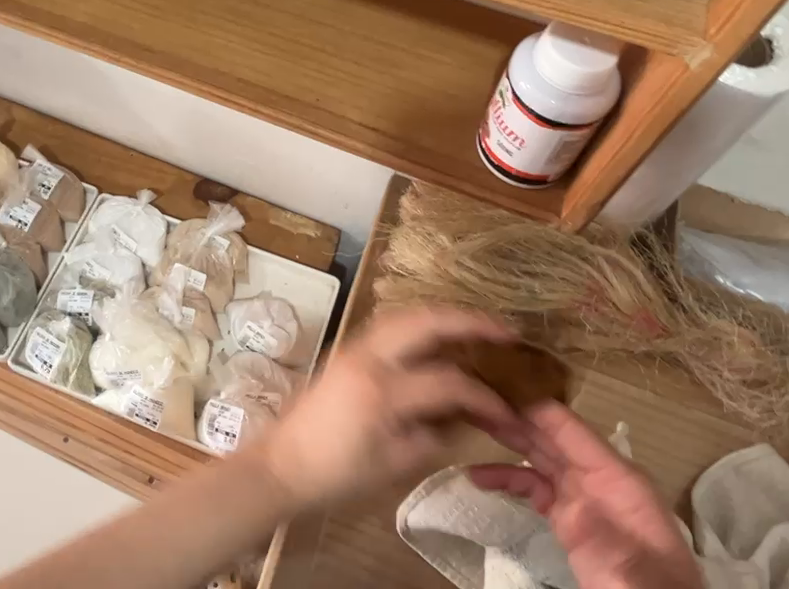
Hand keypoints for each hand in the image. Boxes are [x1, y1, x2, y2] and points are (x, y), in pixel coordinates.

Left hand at [259, 307, 519, 507]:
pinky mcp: (347, 348)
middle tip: (503, 330)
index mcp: (382, 390)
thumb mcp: (392, 466)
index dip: (483, 396)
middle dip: (469, 320)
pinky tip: (436, 335)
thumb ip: (433, 437)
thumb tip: (465, 419)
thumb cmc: (335, 474)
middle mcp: (369, 356)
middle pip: (426, 320)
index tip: (507, 409)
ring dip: (444, 315)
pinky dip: (420, 322)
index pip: (447, 381)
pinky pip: (390, 322)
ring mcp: (354, 345)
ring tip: (475, 325)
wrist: (281, 464)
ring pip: (406, 313)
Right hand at [470, 402, 699, 588]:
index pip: (569, 428)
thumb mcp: (637, 570)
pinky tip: (477, 477)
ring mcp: (580, 497)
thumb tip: (574, 510)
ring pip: (537, 454)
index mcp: (616, 476)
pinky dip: (506, 478)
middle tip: (470, 395)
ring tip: (467, 421)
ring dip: (505, 438)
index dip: (533, 405)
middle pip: (548, 434)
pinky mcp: (566, 518)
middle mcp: (595, 476)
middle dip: (511, 414)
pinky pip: (532, 487)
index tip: (495, 385)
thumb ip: (609, 538)